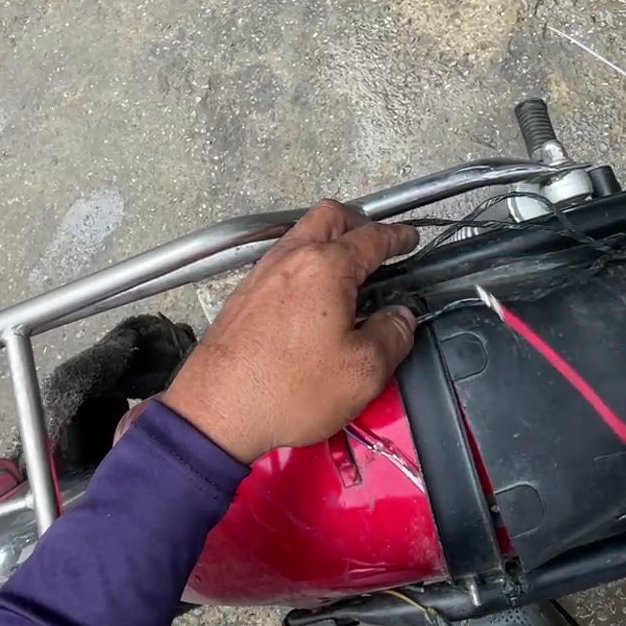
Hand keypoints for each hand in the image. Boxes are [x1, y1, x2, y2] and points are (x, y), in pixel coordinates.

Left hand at [159, 200, 418, 461]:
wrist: (218, 409)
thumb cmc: (288, 389)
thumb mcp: (363, 371)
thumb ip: (392, 336)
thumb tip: (400, 318)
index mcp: (326, 267)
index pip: (371, 237)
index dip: (397, 237)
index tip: (408, 238)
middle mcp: (292, 258)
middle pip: (331, 216)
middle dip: (361, 223)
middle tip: (379, 244)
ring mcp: (263, 272)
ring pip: (303, 234)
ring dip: (331, 240)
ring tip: (350, 270)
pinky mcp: (245, 293)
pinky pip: (283, 259)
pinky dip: (307, 261)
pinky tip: (316, 294)